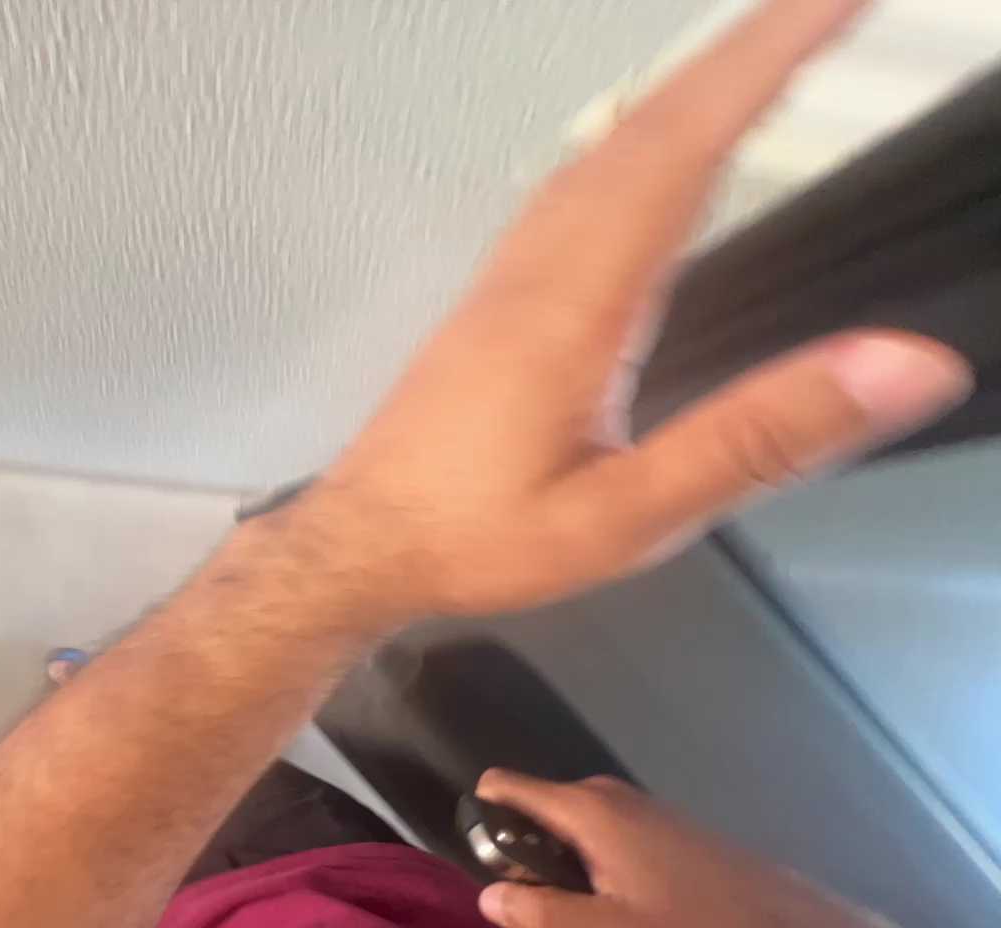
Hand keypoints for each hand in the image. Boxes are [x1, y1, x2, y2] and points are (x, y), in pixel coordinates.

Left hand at [281, 0, 970, 618]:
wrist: (358, 548)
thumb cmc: (462, 541)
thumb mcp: (619, 516)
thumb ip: (751, 442)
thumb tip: (896, 367)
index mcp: (563, 323)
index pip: (671, 160)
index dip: (757, 64)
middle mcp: (517, 295)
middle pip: (623, 148)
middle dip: (722, 64)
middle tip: (809, 11)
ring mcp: (485, 306)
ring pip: (574, 177)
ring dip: (660, 111)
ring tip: (734, 72)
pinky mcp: (470, 328)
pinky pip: (542, 220)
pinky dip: (604, 171)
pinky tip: (622, 186)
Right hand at [473, 769, 850, 927]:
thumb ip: (541, 914)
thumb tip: (485, 897)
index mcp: (582, 808)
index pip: (500, 784)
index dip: (485, 819)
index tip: (505, 867)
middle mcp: (601, 792)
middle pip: (530, 804)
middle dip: (527, 848)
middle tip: (561, 902)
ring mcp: (634, 802)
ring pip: (565, 818)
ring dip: (563, 855)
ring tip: (601, 905)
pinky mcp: (659, 818)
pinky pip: (598, 824)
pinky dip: (594, 854)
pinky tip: (634, 897)